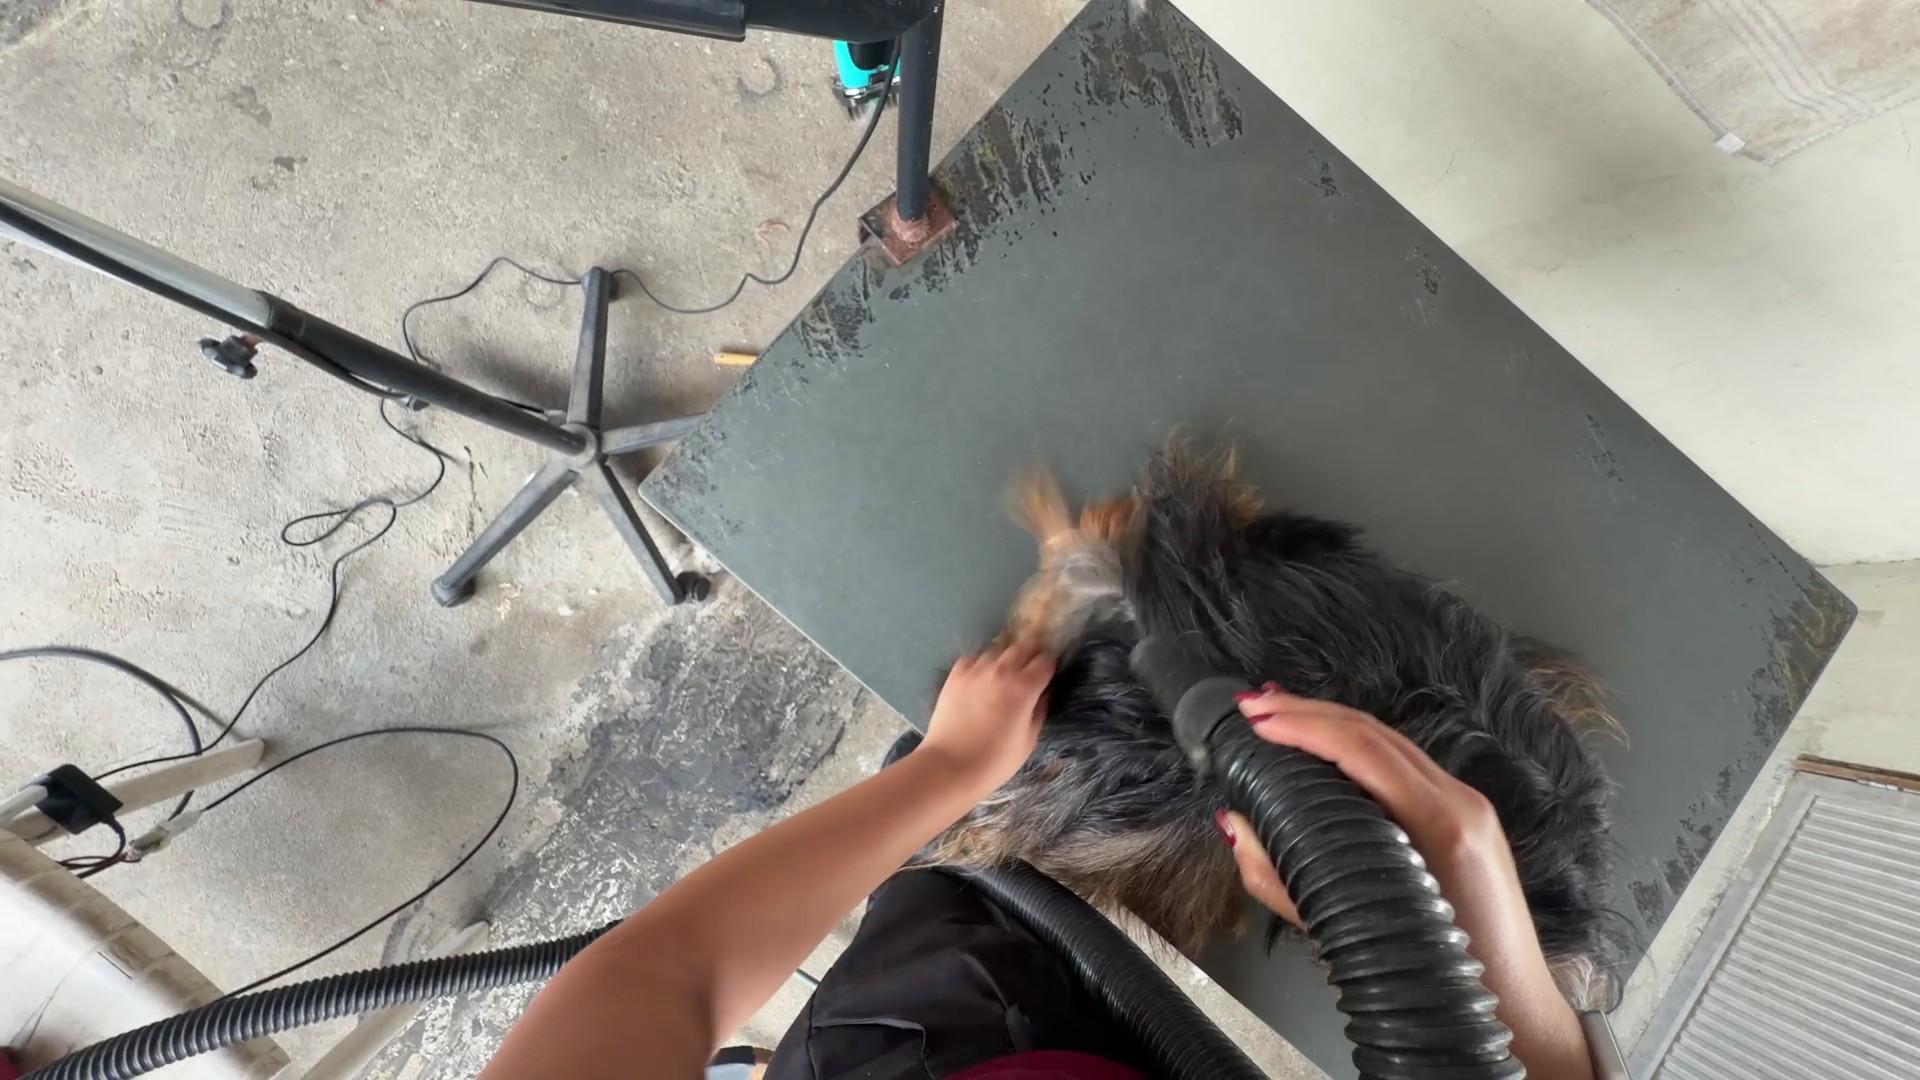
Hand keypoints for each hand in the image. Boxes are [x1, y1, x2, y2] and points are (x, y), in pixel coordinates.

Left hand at [919, 643, 1053, 788]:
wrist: (950, 765)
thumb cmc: (996, 760)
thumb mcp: (1028, 740)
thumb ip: (1039, 711)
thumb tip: (1044, 694)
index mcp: (1024, 687)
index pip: (1045, 661)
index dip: (1050, 666)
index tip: (1048, 675)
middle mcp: (1001, 671)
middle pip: (1023, 647)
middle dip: (1031, 655)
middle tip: (1030, 670)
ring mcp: (976, 670)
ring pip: (998, 651)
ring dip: (1006, 659)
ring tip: (1004, 677)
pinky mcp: (956, 675)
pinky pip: (974, 659)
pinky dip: (981, 664)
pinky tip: (980, 679)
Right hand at [1216, 689, 1594, 1079]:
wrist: (1513, 1007)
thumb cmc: (1433, 976)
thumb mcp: (1344, 929)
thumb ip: (1277, 878)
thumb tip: (1234, 826)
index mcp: (1441, 826)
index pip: (1361, 750)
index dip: (1304, 727)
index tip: (1258, 724)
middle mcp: (1458, 802)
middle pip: (1371, 729)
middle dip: (1304, 710)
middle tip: (1251, 706)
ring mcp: (1464, 801)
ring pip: (1384, 734)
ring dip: (1324, 717)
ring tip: (1274, 711)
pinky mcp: (1460, 807)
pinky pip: (1396, 754)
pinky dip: (1349, 736)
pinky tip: (1319, 734)